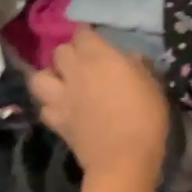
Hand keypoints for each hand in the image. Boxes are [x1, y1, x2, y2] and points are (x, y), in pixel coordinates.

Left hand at [30, 27, 169, 185]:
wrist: (124, 158)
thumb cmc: (145, 115)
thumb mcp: (152, 83)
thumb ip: (136, 65)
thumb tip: (127, 59)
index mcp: (100, 57)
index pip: (83, 33)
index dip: (87, 33)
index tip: (96, 37)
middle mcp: (75, 72)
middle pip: (59, 51)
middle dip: (70, 53)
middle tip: (83, 61)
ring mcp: (62, 98)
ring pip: (39, 77)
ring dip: (50, 76)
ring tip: (63, 82)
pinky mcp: (56, 122)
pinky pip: (44, 107)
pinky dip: (50, 105)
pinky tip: (62, 107)